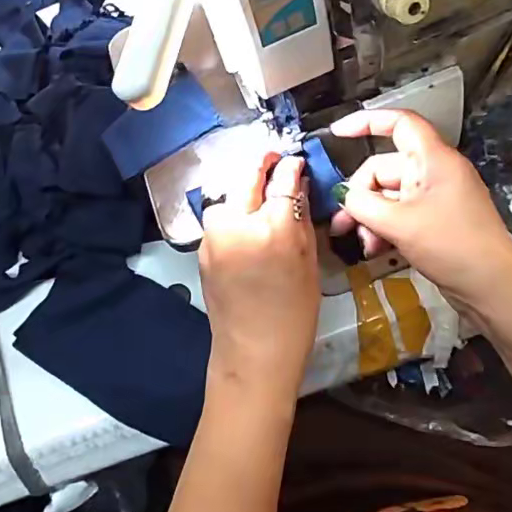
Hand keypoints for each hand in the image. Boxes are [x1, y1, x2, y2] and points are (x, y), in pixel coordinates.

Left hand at [199, 153, 318, 400]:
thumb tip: (296, 186)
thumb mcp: (309, 261)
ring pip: (227, 196)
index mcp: (273, 229)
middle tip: (273, 161)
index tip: (294, 160)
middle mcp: (238, 225)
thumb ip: (300, 217)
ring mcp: (214, 237)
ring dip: (241, 190)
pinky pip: (218, 219)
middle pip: (247, 179)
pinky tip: (244, 222)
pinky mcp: (202, 249)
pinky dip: (231, 213)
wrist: (253, 350)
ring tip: (257, 196)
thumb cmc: (294, 312)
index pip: (282, 181)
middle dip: (261, 165)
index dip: (290, 167)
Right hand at [326, 109, 511, 311]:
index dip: (367, 121)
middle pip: (384, 168)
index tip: (337, 132)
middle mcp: (433, 173)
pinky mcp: (434, 221)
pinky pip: (399, 214)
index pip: (399, 124)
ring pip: (387, 196)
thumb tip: (342, 195)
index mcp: (433, 160)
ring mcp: (434, 198)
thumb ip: (362, 205)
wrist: (492, 286)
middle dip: (359, 195)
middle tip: (341, 224)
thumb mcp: (399, 224)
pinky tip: (374, 249)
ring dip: (369, 217)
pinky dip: (383, 228)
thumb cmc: (451, 245)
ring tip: (361, 243)